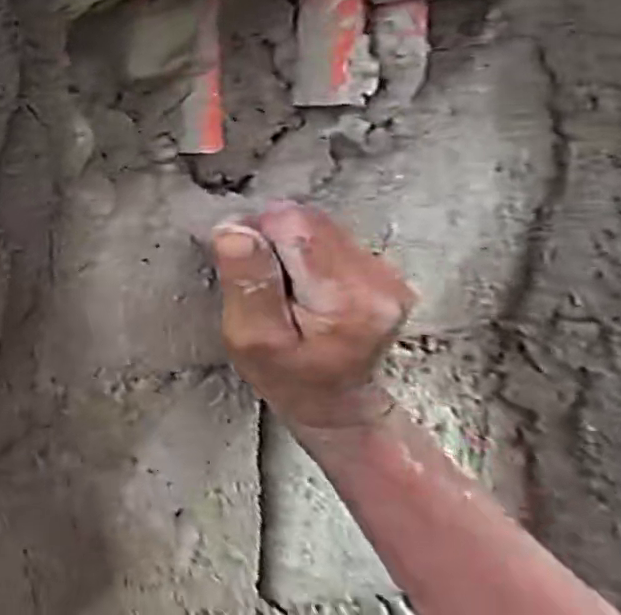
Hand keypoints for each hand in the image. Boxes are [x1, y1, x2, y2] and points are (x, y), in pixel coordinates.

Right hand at [210, 201, 415, 433]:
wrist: (334, 403)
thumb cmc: (286, 376)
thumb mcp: (250, 338)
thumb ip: (246, 283)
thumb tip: (234, 229)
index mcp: (347, 298)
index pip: (290, 222)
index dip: (257, 235)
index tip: (249, 271)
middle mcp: (379, 279)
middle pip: (305, 218)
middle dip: (273, 239)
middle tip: (265, 284)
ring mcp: (386, 271)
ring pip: (314, 222)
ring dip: (287, 244)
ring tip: (283, 286)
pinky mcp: (381, 267)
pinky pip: (326, 233)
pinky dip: (304, 250)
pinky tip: (301, 282)